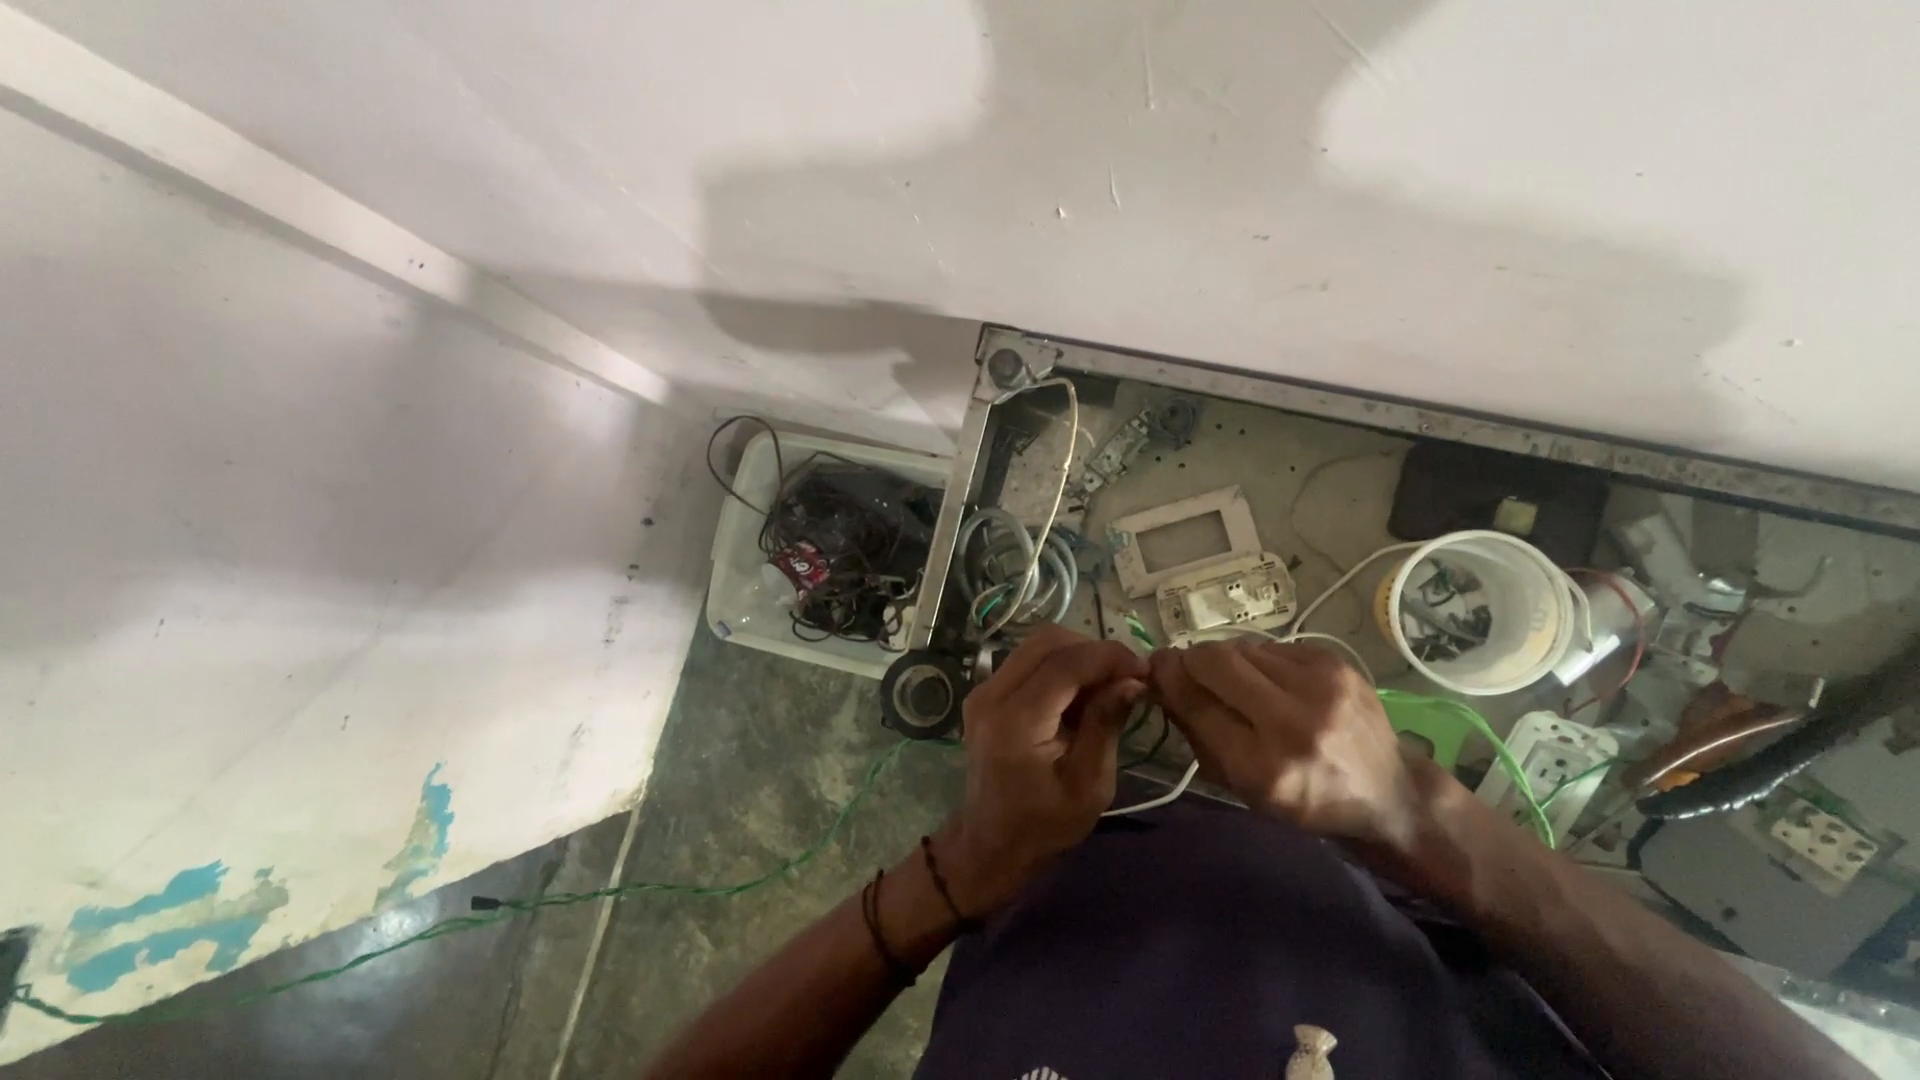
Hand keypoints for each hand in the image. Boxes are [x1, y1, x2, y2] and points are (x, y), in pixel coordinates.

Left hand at [937, 624, 1147, 914]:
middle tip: (1126, 678)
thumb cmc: (1045, 823)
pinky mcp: (986, 693)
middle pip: (1048, 641)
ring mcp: (983, 690)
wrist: (992, 841)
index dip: (1109, 657)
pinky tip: (1080, 695)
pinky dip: (1059, 666)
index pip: (1065, 663)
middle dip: (1094, 651)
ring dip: (1077, 656)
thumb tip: (1132, 679)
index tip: (1144, 670)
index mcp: (1015, 721)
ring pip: (1037, 645)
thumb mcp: (1089, 783)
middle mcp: (991, 695)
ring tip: (1106, 688)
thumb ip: (1106, 724)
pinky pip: (1027, 660)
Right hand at [1148, 641, 1419, 846]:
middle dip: (1190, 660)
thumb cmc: (1304, 800)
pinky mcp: (1336, 663)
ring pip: (1242, 648)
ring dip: (1226, 660)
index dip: (1166, 679)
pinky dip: (1260, 660)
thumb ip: (1197, 734)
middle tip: (1185, 667)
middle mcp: (1293, 722)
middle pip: (1214, 661)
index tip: (1154, 668)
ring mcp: (1321, 686)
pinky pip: (1273, 646)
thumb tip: (1162, 682)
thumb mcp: (1241, 785)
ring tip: (1233, 680)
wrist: (1386, 791)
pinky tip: (1270, 681)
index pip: (1195, 703)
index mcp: (1263, 766)